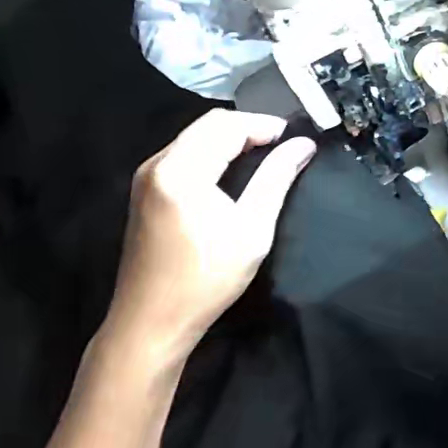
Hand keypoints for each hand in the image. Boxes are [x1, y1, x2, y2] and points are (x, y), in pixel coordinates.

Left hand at [111, 110, 315, 357]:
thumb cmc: (204, 281)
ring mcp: (147, 176)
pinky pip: (183, 153)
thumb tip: (302, 145)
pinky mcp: (145, 189)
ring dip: (228, 137)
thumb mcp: (251, 231)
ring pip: (194, 136)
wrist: (149, 323)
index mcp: (181, 171)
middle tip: (281, 142)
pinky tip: (231, 168)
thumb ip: (276, 180)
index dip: (262, 124)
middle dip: (247, 127)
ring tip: (263, 152)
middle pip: (207, 124)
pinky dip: (210, 150)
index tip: (293, 135)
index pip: (226, 126)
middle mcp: (158, 164)